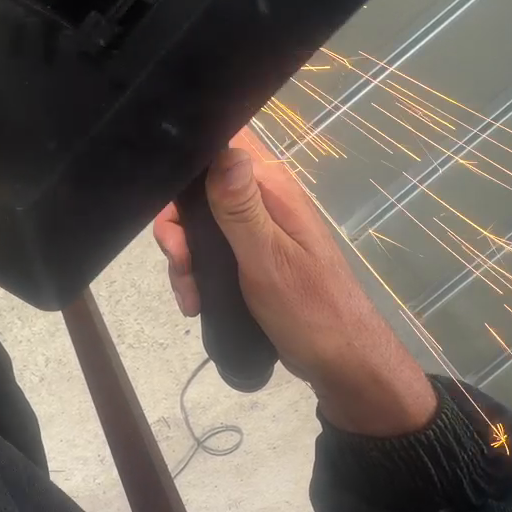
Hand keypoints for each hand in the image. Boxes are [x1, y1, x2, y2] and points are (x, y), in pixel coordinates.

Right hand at [153, 132, 437, 435]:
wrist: (346, 368)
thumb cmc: (310, 311)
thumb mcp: (268, 260)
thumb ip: (240, 206)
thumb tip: (223, 148)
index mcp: (270, 187)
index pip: (222, 142)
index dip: (188, 156)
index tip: (164, 193)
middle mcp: (264, 196)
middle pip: (200, 187)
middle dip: (178, 224)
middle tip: (179, 261)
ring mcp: (259, 225)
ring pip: (201, 221)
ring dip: (185, 254)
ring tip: (188, 292)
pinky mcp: (253, 251)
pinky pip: (212, 246)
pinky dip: (197, 269)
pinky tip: (195, 298)